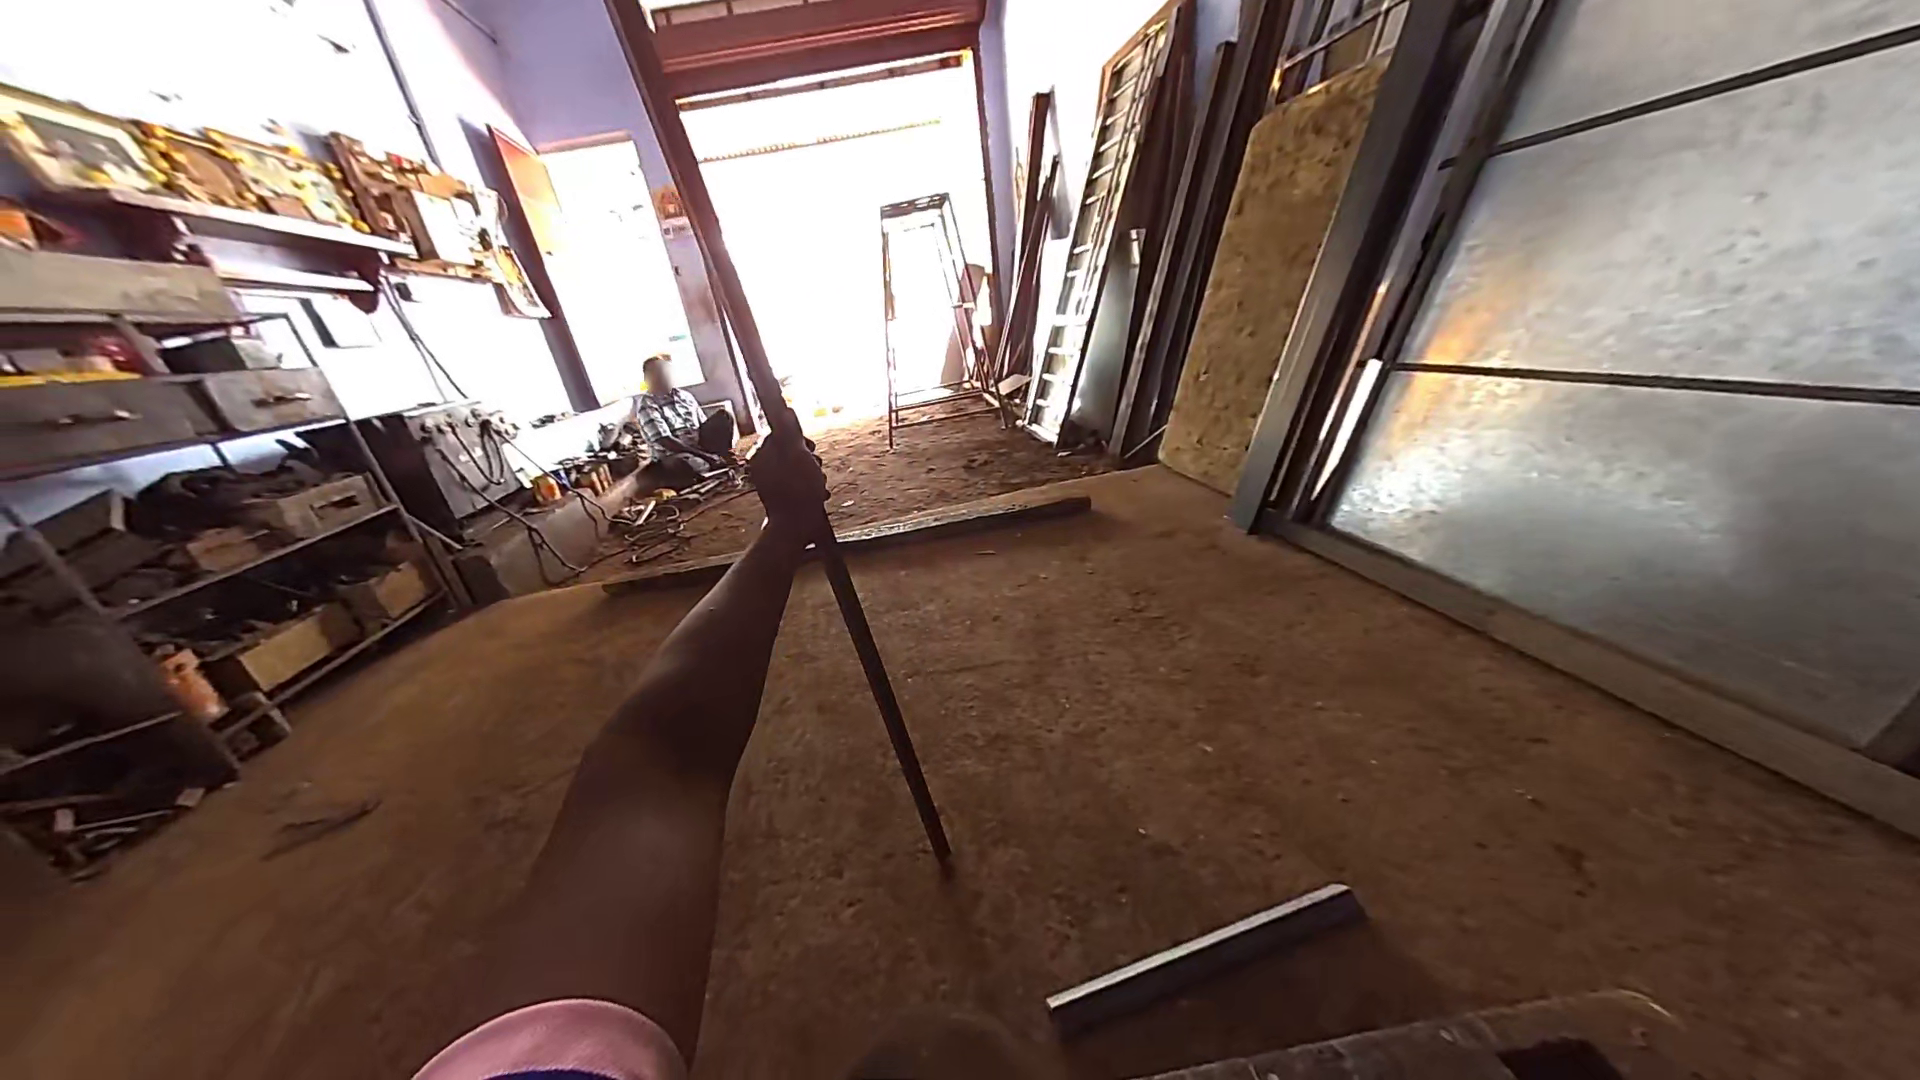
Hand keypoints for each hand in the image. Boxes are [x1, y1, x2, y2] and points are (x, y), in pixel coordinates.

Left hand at [747, 429, 825, 540]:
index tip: (809, 449)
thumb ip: (790, 431)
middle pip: (790, 450)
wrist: (795, 525)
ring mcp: (770, 482)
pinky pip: (797, 483)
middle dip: (808, 458)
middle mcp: (762, 467)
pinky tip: (817, 494)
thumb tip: (785, 410)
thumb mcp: (797, 454)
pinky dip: (809, 486)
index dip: (798, 439)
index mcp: (760, 454)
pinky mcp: (780, 495)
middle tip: (814, 468)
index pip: (780, 434)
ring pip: (796, 467)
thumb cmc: (797, 490)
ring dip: (811, 473)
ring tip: (817, 484)